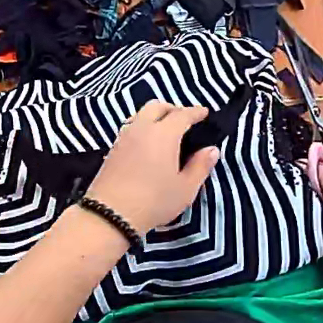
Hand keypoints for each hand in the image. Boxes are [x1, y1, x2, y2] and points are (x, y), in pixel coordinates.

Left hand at [85, 102, 221, 234]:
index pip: (182, 114)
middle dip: (173, 109)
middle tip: (184, 120)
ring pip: (140, 115)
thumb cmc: (153, 201)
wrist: (110, 215)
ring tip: (165, 130)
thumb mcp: (185, 189)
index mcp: (163, 134)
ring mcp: (124, 138)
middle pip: (157, 106)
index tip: (204, 112)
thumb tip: (211, 149)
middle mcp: (142, 129)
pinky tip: (147, 144)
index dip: (195, 112)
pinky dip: (143, 128)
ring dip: (155, 116)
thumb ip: (200, 166)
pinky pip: (131, 128)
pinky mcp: (112, 149)